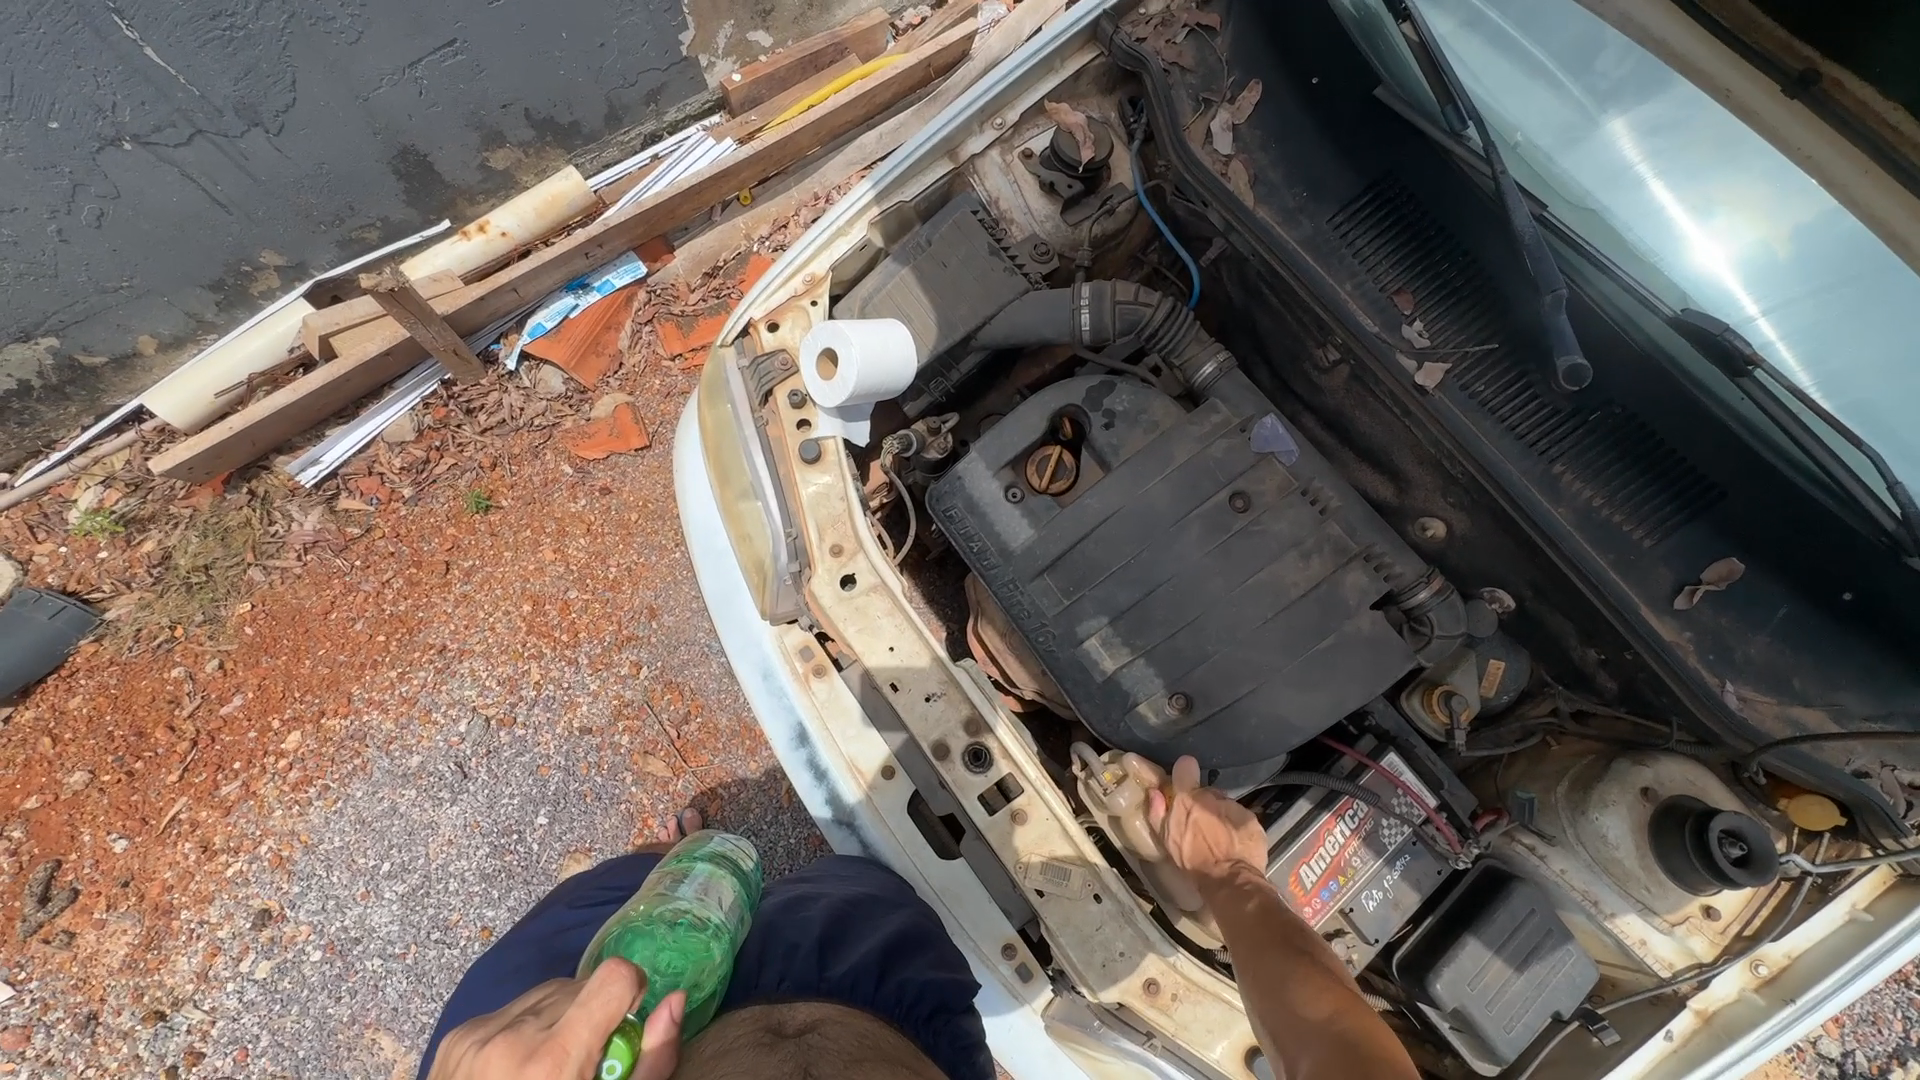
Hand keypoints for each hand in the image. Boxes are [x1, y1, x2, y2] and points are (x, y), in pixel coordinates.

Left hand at [427, 958, 684, 1079]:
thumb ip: (653, 1062)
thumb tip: (675, 999)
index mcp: (553, 1061)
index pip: (614, 975)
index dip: (630, 991)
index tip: (624, 1024)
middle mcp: (512, 1038)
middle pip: (583, 985)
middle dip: (593, 1013)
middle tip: (582, 1064)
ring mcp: (477, 1036)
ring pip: (549, 992)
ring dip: (561, 1017)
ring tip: (547, 1069)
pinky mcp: (455, 1037)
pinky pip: (514, 1007)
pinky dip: (526, 1029)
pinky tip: (516, 1070)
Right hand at [1146, 755, 1267, 887]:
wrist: (1229, 879)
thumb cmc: (1193, 860)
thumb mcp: (1166, 839)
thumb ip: (1157, 812)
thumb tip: (1155, 792)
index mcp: (1188, 797)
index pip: (1186, 766)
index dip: (1185, 771)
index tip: (1184, 780)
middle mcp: (1212, 796)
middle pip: (1208, 791)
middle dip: (1205, 802)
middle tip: (1202, 823)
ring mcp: (1234, 806)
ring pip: (1226, 805)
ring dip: (1222, 814)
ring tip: (1220, 836)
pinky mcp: (1252, 819)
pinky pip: (1242, 817)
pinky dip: (1238, 826)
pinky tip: (1235, 842)